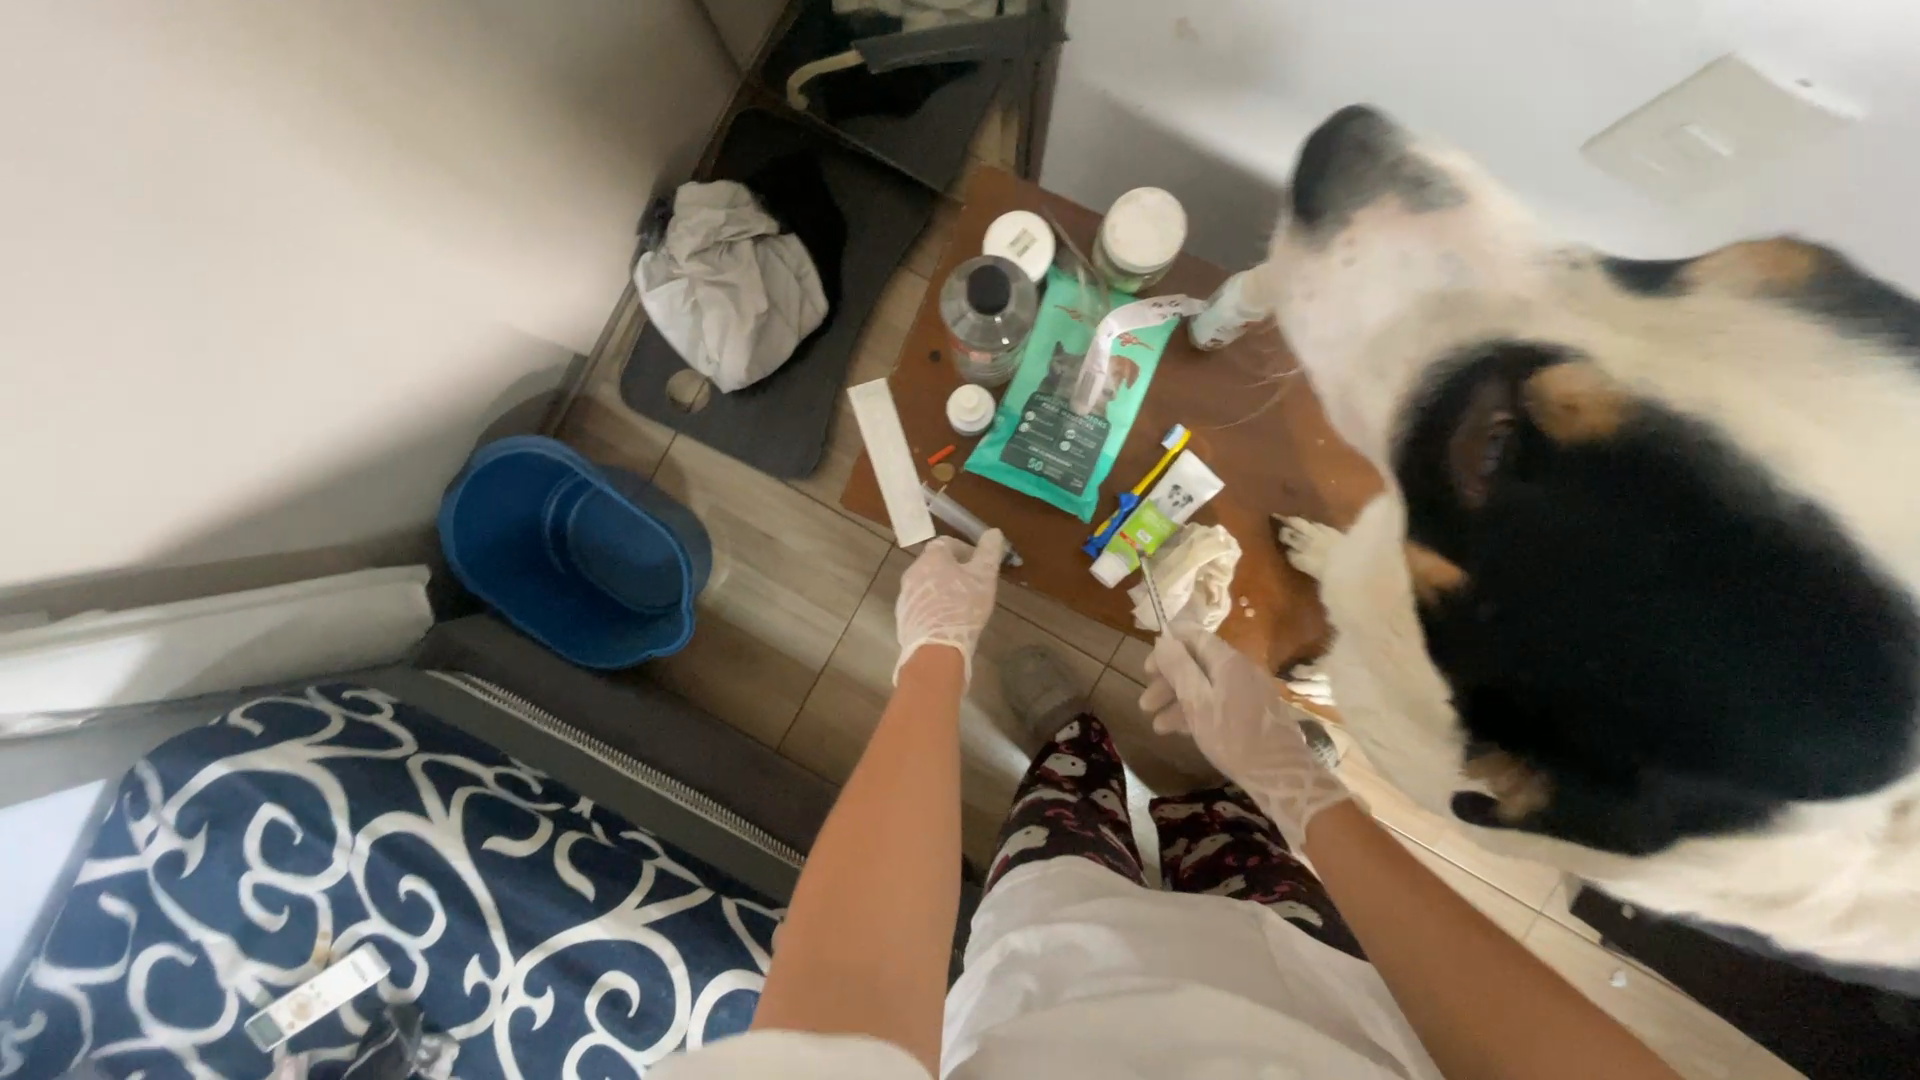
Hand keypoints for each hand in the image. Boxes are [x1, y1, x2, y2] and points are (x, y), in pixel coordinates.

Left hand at [894, 530, 1006, 686]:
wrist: (936, 648)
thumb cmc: (963, 607)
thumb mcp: (984, 577)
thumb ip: (989, 553)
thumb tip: (993, 531)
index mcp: (932, 558)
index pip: (946, 543)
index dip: (964, 550)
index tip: (978, 564)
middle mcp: (913, 573)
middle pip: (934, 564)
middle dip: (952, 570)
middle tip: (971, 585)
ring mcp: (905, 596)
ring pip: (925, 585)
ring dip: (941, 589)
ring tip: (960, 605)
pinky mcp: (903, 618)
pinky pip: (920, 606)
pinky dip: (932, 608)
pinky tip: (945, 621)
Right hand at [1141, 622, 1352, 849]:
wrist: (1280, 775)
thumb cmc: (1233, 736)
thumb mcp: (1197, 702)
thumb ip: (1179, 668)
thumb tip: (1163, 640)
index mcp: (1227, 660)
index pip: (1192, 636)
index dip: (1166, 647)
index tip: (1147, 669)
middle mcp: (1238, 669)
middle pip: (1196, 663)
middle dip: (1167, 681)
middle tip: (1146, 703)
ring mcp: (1247, 691)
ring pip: (1204, 686)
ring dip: (1177, 701)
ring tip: (1156, 724)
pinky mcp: (1251, 712)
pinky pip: (1217, 702)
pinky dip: (1196, 711)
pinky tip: (1178, 730)